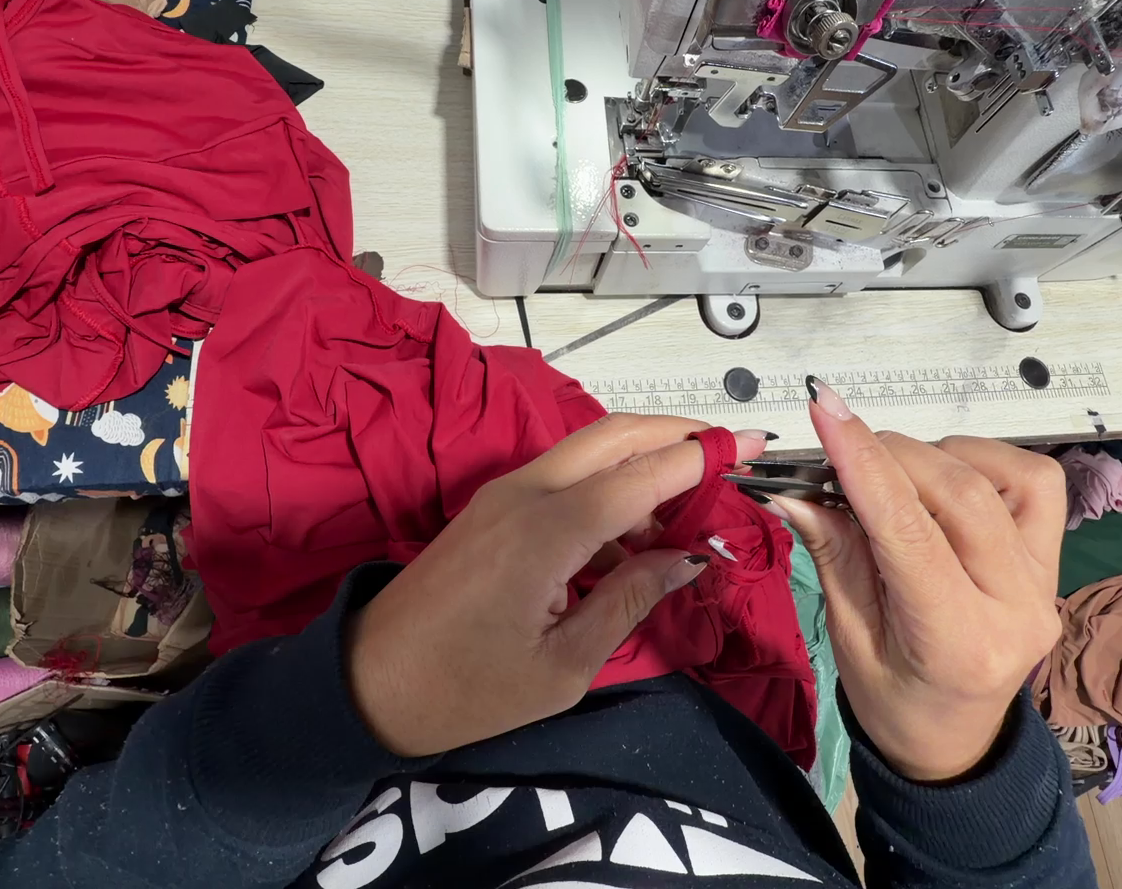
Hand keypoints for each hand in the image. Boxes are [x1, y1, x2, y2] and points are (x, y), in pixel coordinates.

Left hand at [345, 414, 769, 756]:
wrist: (368, 681)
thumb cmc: (468, 689)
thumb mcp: (565, 664)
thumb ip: (631, 598)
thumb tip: (689, 556)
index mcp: (550, 529)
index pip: (645, 472)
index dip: (704, 455)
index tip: (753, 442)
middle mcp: (529, 490)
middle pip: (616, 434)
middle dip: (678, 433)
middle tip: (730, 451)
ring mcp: (507, 491)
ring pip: (590, 448)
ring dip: (643, 460)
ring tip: (688, 509)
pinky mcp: (496, 504)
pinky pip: (565, 474)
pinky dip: (609, 485)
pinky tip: (630, 534)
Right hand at [770, 378, 1065, 782]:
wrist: (956, 739)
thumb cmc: (891, 697)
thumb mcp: (847, 634)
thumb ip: (831, 552)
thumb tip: (792, 488)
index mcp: (957, 640)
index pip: (907, 528)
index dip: (861, 461)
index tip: (824, 409)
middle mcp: (1016, 605)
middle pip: (956, 492)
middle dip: (887, 452)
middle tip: (838, 449)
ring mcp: (1044, 580)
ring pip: (1000, 476)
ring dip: (932, 455)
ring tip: (888, 472)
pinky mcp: (1051, 559)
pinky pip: (1033, 481)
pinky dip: (981, 460)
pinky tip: (941, 476)